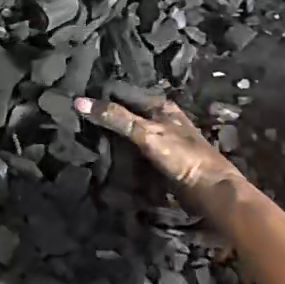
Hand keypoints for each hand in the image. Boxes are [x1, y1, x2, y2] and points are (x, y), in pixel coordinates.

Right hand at [75, 84, 249, 210]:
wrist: (211, 191)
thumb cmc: (181, 156)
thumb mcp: (145, 133)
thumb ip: (114, 117)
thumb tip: (78, 101)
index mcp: (159, 105)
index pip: (120, 92)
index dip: (99, 96)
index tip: (74, 102)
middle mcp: (158, 117)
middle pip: (122, 111)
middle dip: (101, 116)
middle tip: (73, 120)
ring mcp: (158, 137)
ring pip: (125, 130)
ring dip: (107, 134)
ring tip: (81, 136)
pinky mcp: (157, 156)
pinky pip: (129, 147)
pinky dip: (116, 148)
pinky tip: (100, 152)